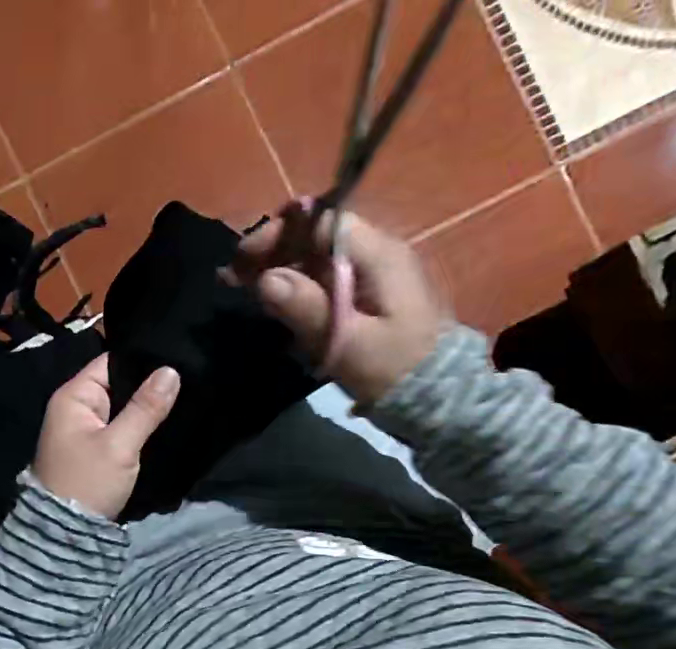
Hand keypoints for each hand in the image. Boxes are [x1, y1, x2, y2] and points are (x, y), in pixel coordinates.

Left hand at [32, 354, 179, 519]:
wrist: (65, 533)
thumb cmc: (88, 482)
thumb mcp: (120, 445)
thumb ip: (145, 408)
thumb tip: (171, 371)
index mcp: (73, 397)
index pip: (110, 363)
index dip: (141, 361)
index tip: (175, 361)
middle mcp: (76, 408)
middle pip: (118, 385)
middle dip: (147, 385)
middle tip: (186, 381)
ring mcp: (85, 430)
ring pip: (122, 408)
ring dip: (145, 408)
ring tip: (182, 399)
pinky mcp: (96, 449)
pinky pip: (120, 428)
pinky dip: (138, 427)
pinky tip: (163, 425)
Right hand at [230, 203, 446, 403]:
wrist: (440, 399)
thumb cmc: (397, 371)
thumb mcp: (349, 343)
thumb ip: (308, 309)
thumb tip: (266, 279)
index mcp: (377, 255)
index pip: (320, 221)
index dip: (278, 234)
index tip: (244, 260)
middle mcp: (377, 254)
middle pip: (316, 237)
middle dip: (274, 251)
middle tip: (235, 278)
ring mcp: (376, 276)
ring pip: (319, 260)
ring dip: (283, 270)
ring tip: (248, 290)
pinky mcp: (373, 299)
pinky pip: (330, 282)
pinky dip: (301, 289)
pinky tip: (279, 306)